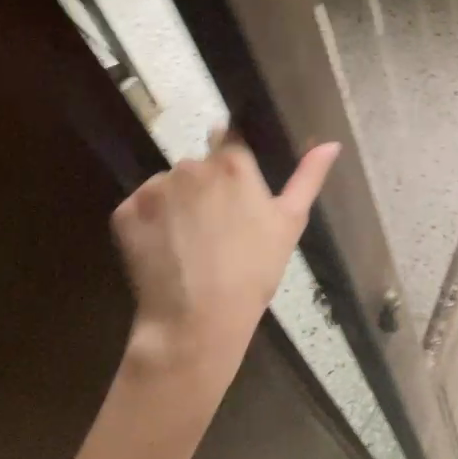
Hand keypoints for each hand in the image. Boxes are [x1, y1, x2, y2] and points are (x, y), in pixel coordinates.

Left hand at [111, 129, 339, 376]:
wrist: (197, 320)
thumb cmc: (254, 272)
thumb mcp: (290, 223)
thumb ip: (308, 177)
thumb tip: (332, 143)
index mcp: (232, 163)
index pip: (230, 138)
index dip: (231, 161)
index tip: (235, 186)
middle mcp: (190, 165)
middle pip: (197, 166)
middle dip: (204, 188)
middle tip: (216, 228)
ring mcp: (153, 188)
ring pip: (168, 187)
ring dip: (176, 205)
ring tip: (189, 244)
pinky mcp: (125, 212)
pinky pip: (140, 210)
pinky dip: (149, 226)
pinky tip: (164, 252)